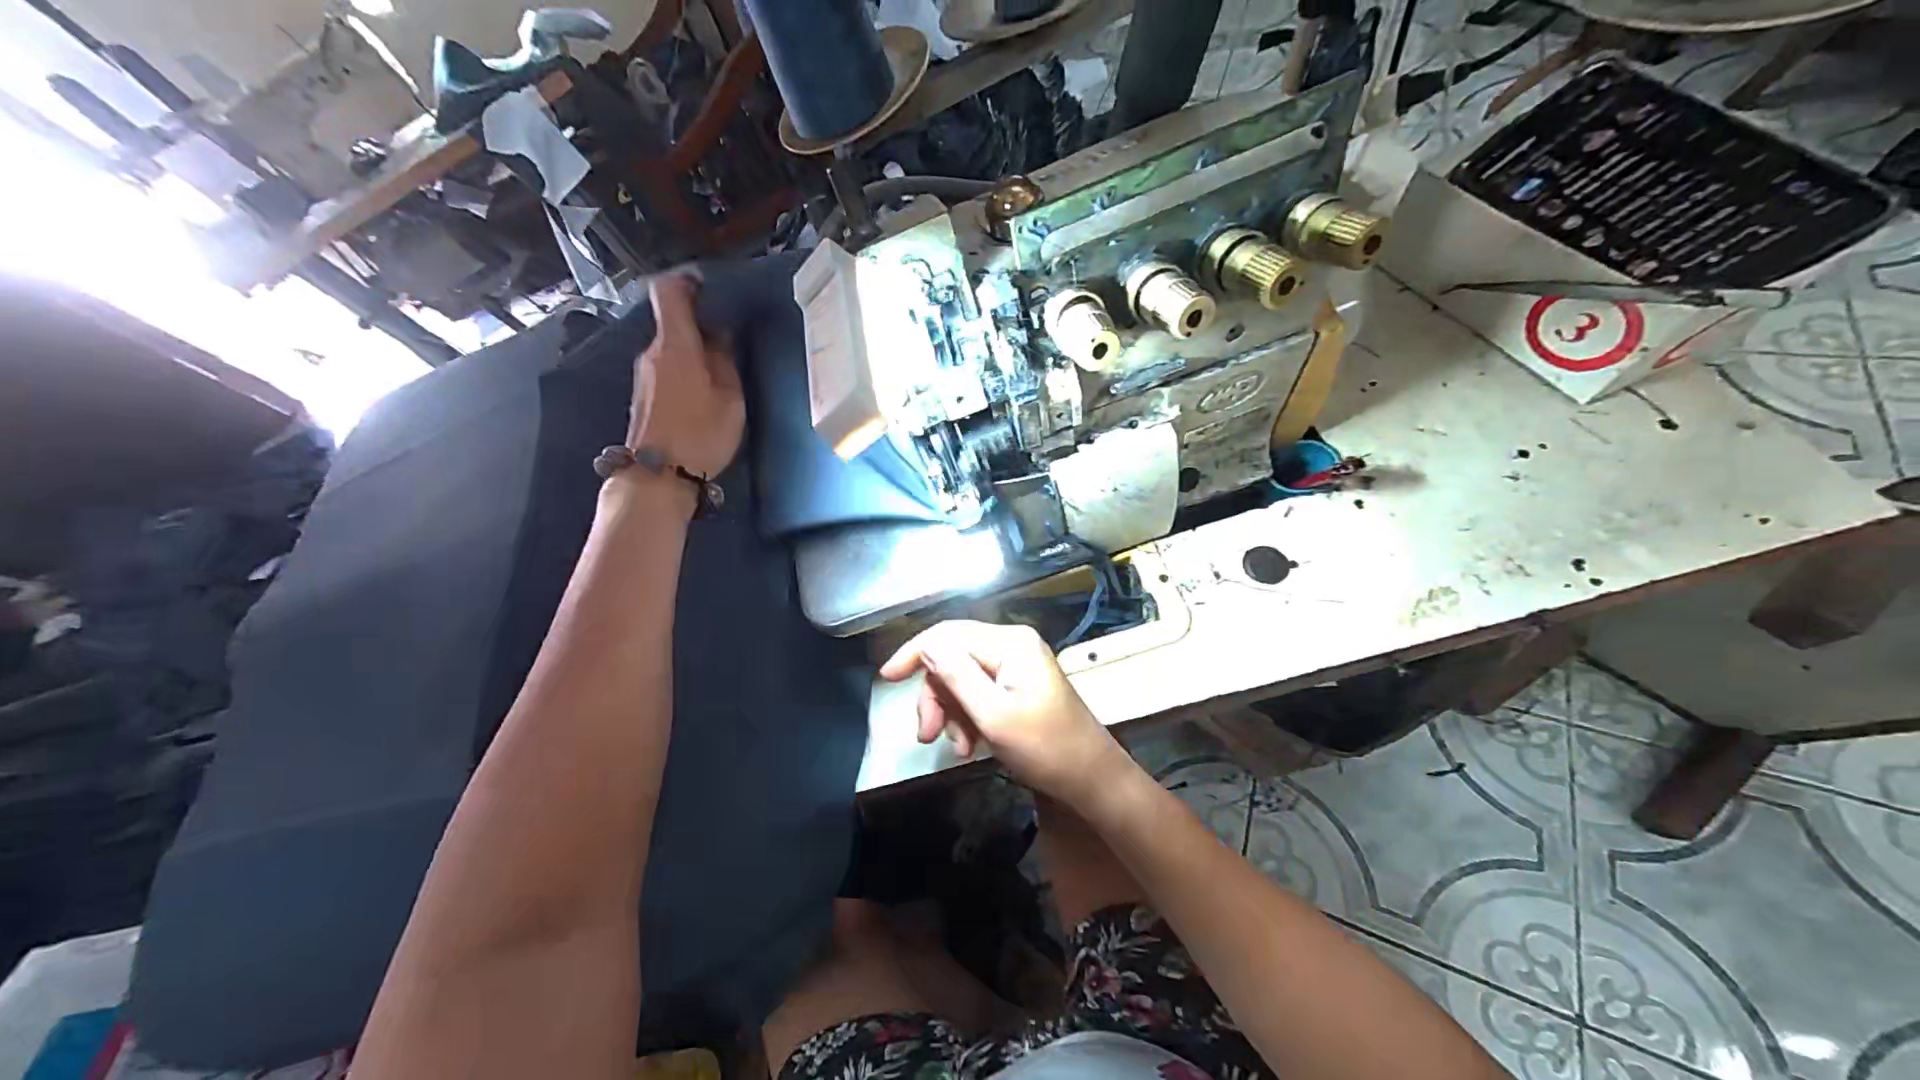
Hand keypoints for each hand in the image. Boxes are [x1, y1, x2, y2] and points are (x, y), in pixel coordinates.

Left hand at [629, 272, 744, 478]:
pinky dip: (686, 371)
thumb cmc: (700, 434)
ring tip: (723, 372)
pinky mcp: (644, 396)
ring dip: (695, 353)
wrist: (659, 477)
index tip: (711, 288)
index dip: (688, 282)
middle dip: (702, 327)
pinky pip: (667, 369)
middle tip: (732, 341)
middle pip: (674, 323)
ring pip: (672, 349)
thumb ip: (725, 361)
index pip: (669, 292)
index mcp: (675, 345)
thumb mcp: (730, 398)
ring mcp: (644, 376)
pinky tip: (705, 393)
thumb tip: (720, 337)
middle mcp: (652, 353)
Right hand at [880, 620, 1137, 810]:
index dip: (914, 653)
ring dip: (951, 713)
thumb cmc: (1046, 748)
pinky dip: (967, 718)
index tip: (887, 678)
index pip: (948, 634)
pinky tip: (971, 745)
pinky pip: (978, 693)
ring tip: (959, 747)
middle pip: (952, 658)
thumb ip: (957, 676)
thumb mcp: (994, 715)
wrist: (1092, 780)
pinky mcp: (1017, 686)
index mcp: (1010, 643)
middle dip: (936, 696)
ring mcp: (1016, 666)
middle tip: (926, 734)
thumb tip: (926, 645)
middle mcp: (1011, 645)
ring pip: (961, 679)